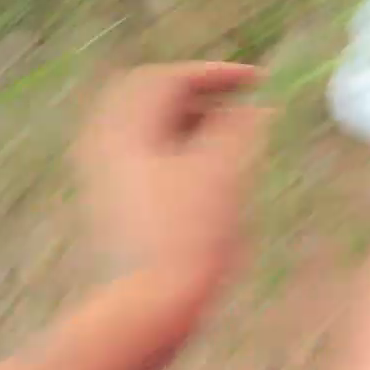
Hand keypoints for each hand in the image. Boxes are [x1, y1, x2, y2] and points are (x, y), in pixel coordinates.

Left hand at [76, 62, 270, 300]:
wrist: (157, 296)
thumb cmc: (191, 233)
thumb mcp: (222, 173)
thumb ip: (239, 130)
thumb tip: (259, 105)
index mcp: (126, 129)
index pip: (167, 78)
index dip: (216, 73)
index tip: (260, 81)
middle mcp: (108, 142)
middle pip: (151, 95)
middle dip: (201, 90)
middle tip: (244, 99)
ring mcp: (111, 170)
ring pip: (152, 123)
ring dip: (195, 116)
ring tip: (237, 130)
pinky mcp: (122, 195)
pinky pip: (152, 149)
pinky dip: (185, 141)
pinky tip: (215, 162)